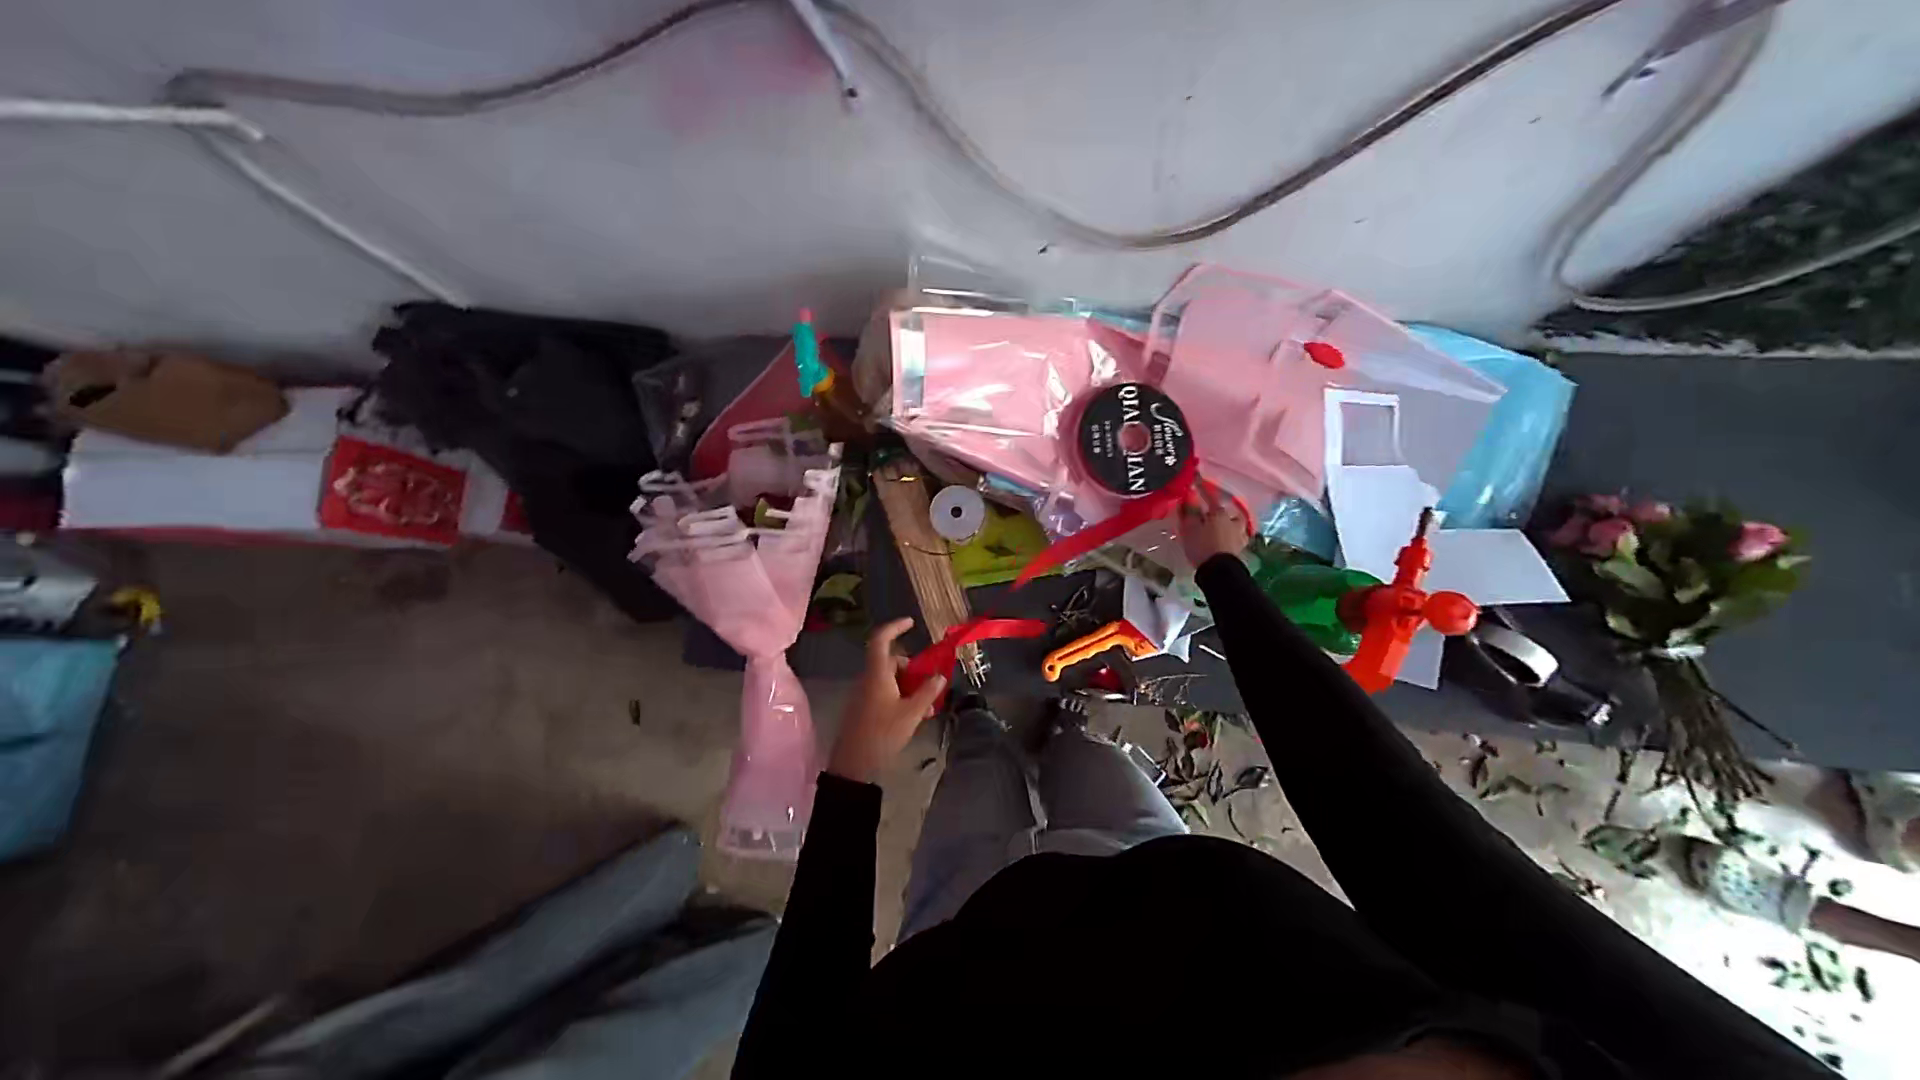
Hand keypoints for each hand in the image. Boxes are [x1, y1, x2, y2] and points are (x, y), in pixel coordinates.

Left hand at [826, 617, 946, 782]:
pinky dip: (901, 698)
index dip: (895, 627)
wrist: (852, 766)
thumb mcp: (911, 714)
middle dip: (914, 670)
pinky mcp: (864, 709)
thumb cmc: (882, 735)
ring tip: (927, 708)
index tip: (911, 623)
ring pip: (891, 680)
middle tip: (932, 686)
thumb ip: (928, 693)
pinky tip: (914, 717)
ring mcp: (864, 694)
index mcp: (877, 674)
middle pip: (892, 662)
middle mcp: (868, 679)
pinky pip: (885, 693)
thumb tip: (940, 675)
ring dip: (910, 687)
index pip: (881, 639)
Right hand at [1178, 482, 1249, 566]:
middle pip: (1227, 512)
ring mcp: (1239, 535)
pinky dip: (1231, 536)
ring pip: (1236, 524)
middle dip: (1220, 511)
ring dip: (1230, 524)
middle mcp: (1233, 521)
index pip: (1210, 496)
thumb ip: (1190, 510)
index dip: (1202, 488)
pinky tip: (1226, 540)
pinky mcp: (1240, 549)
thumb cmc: (1202, 546)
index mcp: (1219, 513)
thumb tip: (1189, 494)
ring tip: (1221, 528)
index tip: (1196, 478)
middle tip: (1210, 513)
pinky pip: (1236, 537)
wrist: (1219, 571)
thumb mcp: (1190, 528)